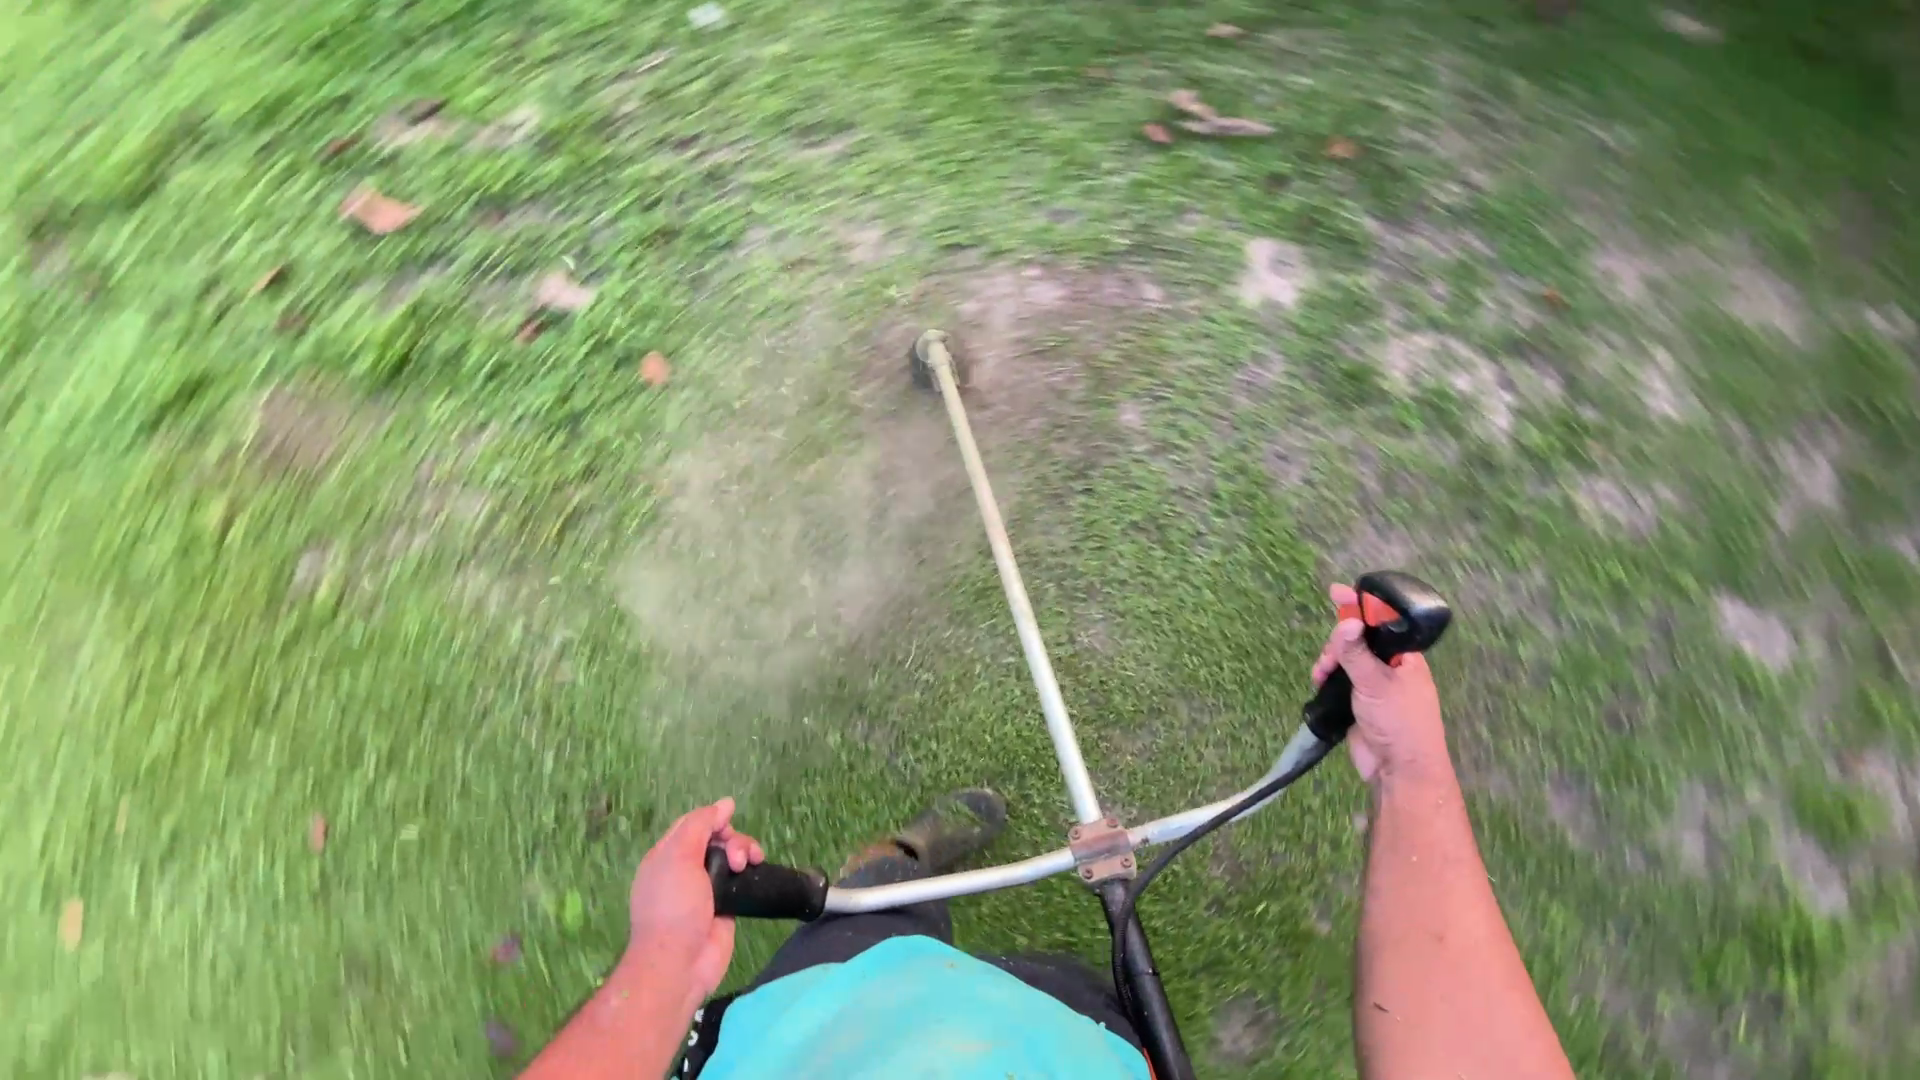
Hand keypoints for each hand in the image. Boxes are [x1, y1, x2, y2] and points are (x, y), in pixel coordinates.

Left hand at [624, 798, 764, 1008]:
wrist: (679, 963)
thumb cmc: (674, 906)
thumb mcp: (679, 856)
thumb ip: (700, 825)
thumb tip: (725, 804)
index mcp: (665, 857)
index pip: (692, 825)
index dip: (713, 820)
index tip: (729, 823)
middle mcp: (684, 870)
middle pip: (715, 839)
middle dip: (732, 839)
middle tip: (738, 856)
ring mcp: (705, 889)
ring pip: (730, 857)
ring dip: (743, 851)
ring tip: (749, 864)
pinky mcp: (725, 906)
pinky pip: (740, 879)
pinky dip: (750, 872)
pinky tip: (757, 871)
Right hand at [1309, 583, 1449, 785]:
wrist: (1399, 769)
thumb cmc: (1399, 722)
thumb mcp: (1376, 683)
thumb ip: (1356, 652)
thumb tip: (1345, 622)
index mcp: (1404, 658)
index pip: (1381, 623)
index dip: (1359, 606)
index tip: (1335, 592)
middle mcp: (1390, 668)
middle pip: (1357, 640)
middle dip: (1337, 644)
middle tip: (1328, 660)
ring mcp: (1374, 685)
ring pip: (1345, 660)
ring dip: (1329, 662)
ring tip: (1321, 676)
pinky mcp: (1359, 702)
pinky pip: (1339, 680)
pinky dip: (1328, 678)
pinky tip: (1320, 684)